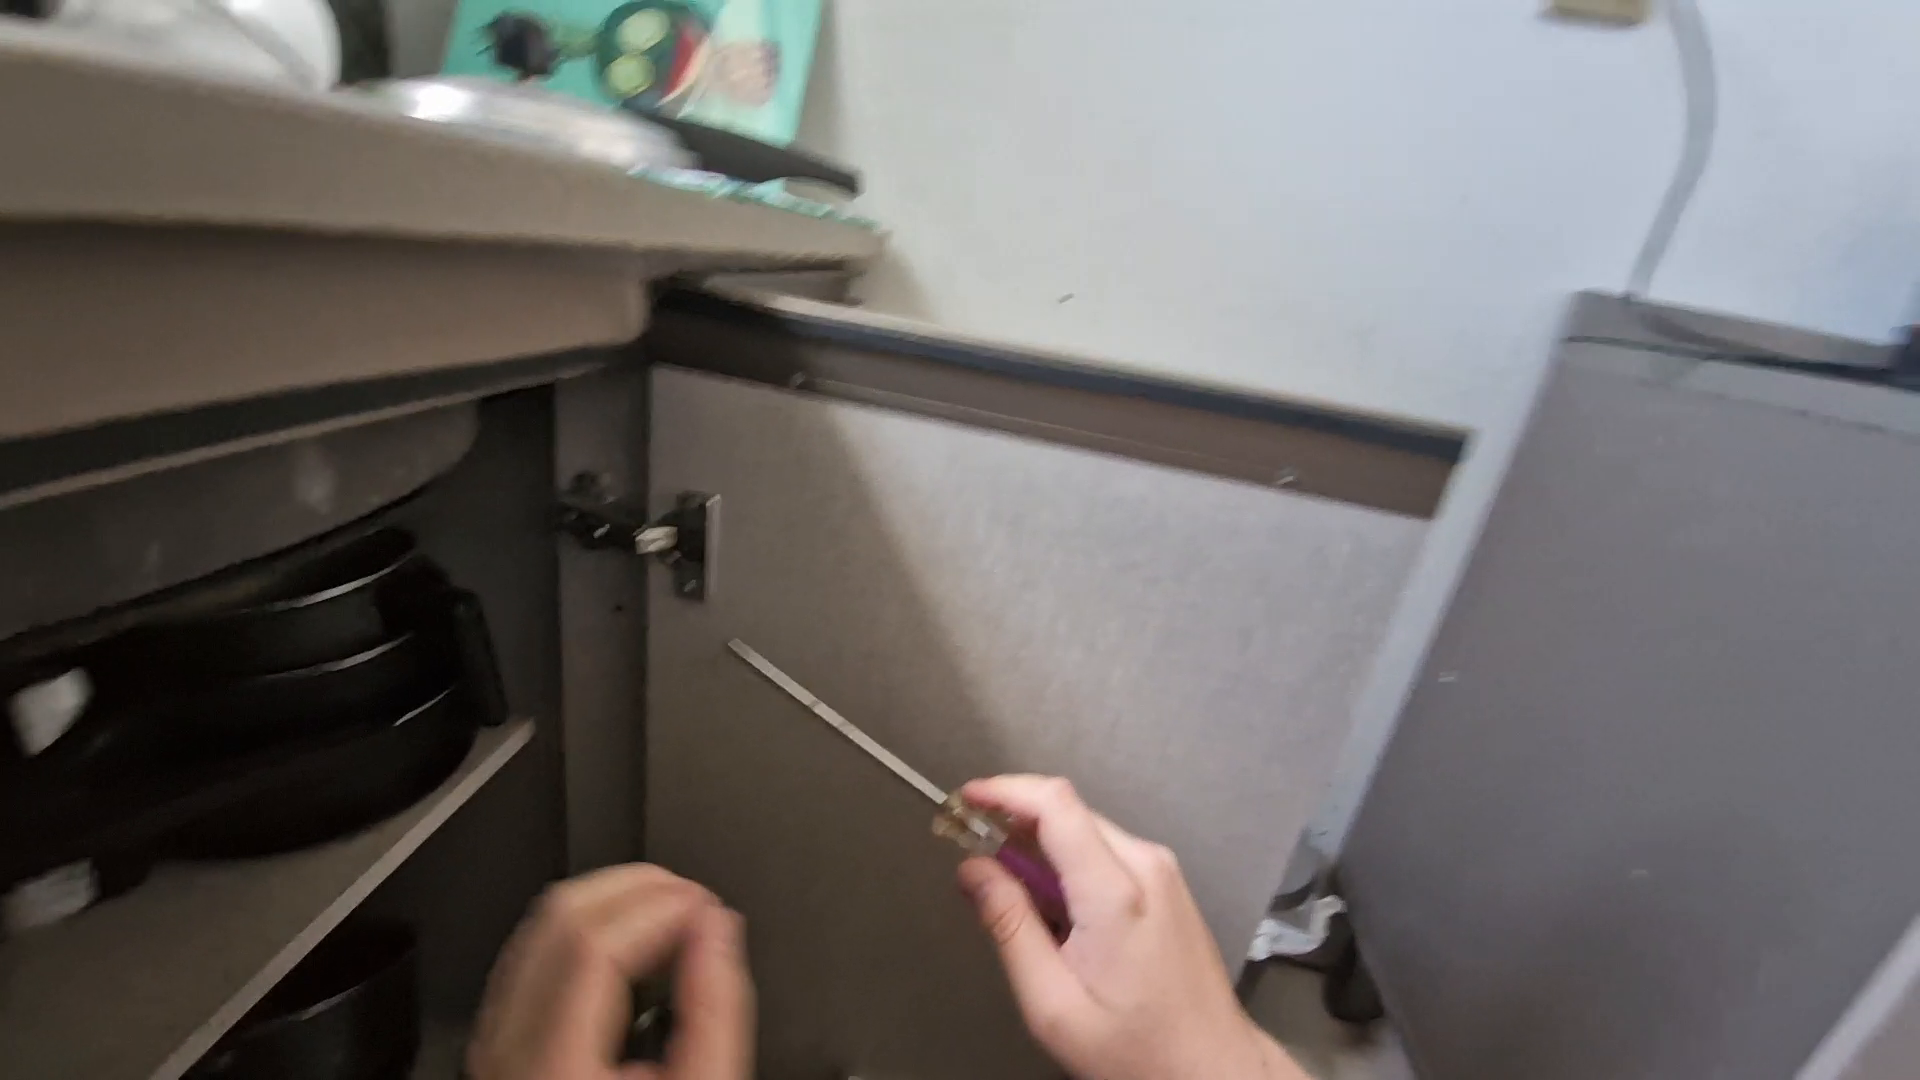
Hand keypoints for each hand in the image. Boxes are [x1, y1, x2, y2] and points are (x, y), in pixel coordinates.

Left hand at [467, 864, 753, 1079]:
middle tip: (691, 900)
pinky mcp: (502, 1048)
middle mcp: (506, 1058)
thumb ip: (716, 1008)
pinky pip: (534, 955)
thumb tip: (717, 927)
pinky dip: (589, 928)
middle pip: (557, 918)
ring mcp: (494, 1052)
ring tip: (672, 914)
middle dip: (637, 887)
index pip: (594, 946)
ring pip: (539, 927)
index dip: (659, 906)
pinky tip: (635, 941)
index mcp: (553, 1071)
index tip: (706, 907)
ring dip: (613, 901)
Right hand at [957, 776, 1304, 1079]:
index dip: (1006, 790)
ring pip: (1084, 828)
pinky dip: (1067, 858)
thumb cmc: (1135, 1051)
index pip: (1055, 804)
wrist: (1218, 1073)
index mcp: (1115, 890)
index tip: (967, 799)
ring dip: (1040, 842)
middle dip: (1014, 818)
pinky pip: (1104, 847)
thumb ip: (1009, 926)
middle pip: (1067, 810)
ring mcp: (1160, 868)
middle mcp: (1144, 862)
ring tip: (1010, 888)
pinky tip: (1053, 902)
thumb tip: (972, 868)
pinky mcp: (1166, 879)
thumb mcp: (1054, 1005)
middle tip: (974, 848)